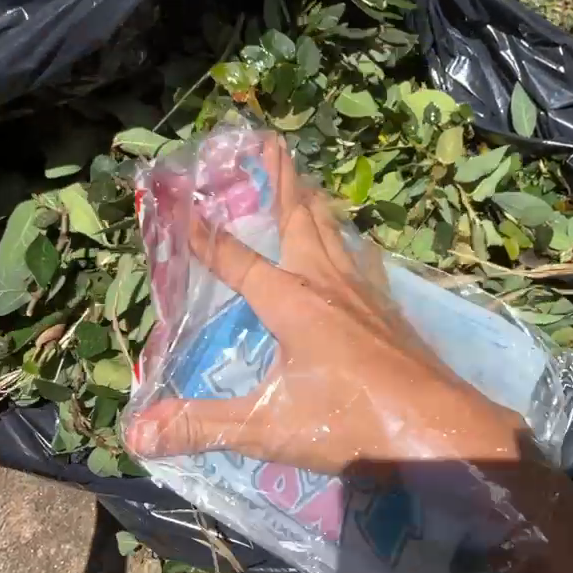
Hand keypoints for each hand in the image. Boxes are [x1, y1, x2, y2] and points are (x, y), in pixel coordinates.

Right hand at [125, 136, 527, 473]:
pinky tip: (352, 242)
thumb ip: (201, 425)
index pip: (236, 259)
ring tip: (302, 179)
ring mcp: (360, 288)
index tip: (182, 202)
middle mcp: (325, 280)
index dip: (204, 234)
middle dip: (281, 175)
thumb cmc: (350, 422)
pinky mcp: (385, 304)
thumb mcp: (267, 428)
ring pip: (331, 227)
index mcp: (291, 299)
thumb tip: (136, 431)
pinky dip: (346, 237)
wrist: (436, 427)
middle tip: (268, 141)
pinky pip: (358, 256)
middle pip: (297, 215)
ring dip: (312, 199)